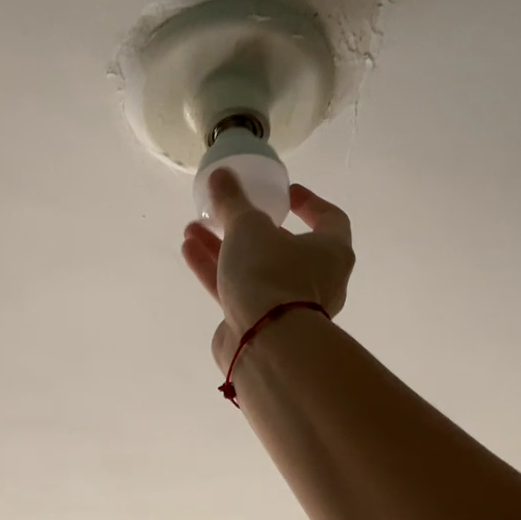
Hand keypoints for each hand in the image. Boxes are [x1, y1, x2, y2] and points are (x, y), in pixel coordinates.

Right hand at [180, 169, 354, 364]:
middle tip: (228, 212)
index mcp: (330, 251)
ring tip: (194, 229)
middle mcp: (316, 279)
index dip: (309, 203)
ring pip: (255, 268)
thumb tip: (221, 175)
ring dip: (224, 247)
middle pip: (285, 246)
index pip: (329, 219)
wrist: (266, 345)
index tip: (286, 193)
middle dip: (251, 227)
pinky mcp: (260, 325)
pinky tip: (190, 252)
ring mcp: (288, 306)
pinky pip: (238, 290)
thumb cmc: (270, 275)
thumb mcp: (248, 228)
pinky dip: (216, 271)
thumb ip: (232, 201)